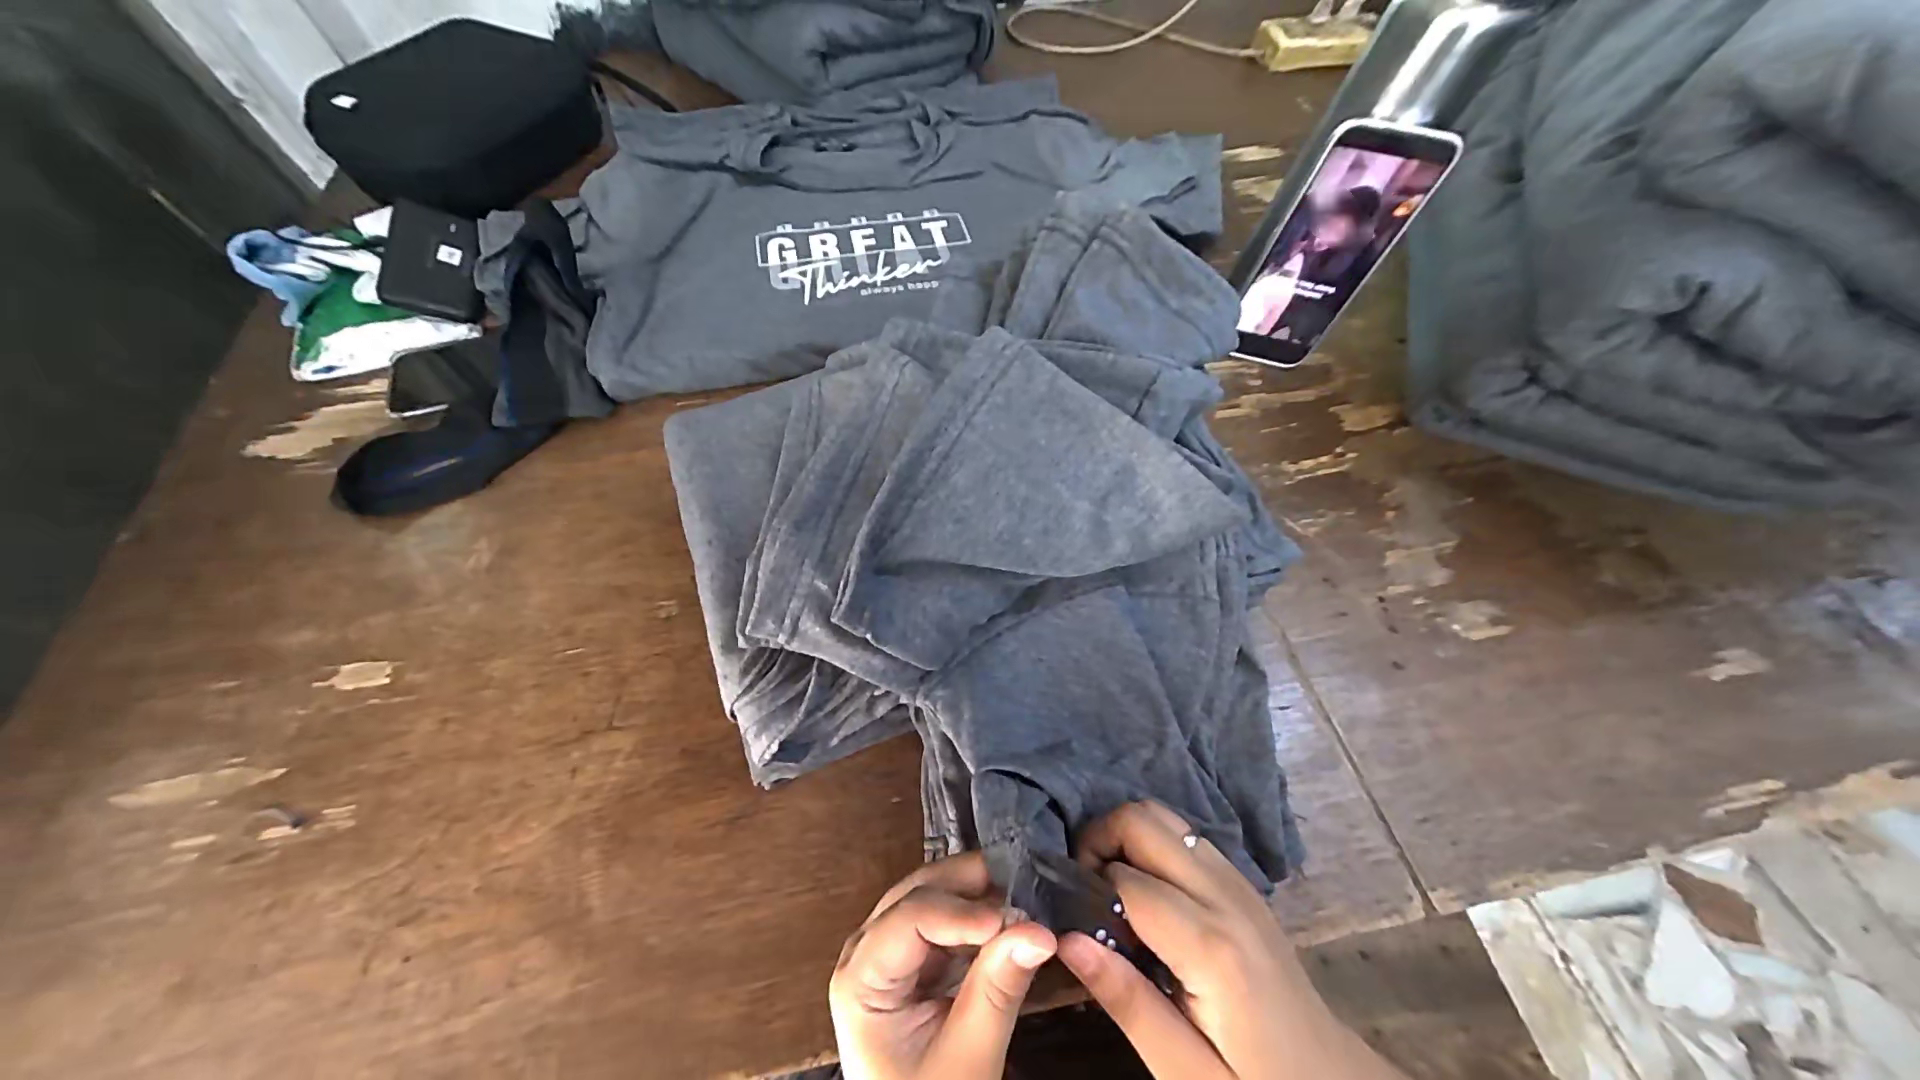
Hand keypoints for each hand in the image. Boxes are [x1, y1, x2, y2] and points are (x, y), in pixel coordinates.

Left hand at [830, 851, 1058, 1079]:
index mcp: (860, 978)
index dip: (961, 910)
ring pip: (935, 894)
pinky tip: (1009, 921)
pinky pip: (947, 918)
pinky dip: (979, 915)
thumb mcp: (966, 1060)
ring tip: (1024, 904)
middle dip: (973, 886)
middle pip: (920, 892)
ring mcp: (889, 950)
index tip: (1010, 918)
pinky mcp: (914, 958)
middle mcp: (866, 950)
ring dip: (979, 894)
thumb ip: (998, 990)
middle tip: (1026, 889)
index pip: (909, 917)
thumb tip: (1040, 932)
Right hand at [1057, 802, 1406, 1079]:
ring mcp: (1236, 880)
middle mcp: (1223, 894)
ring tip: (1109, 892)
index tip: (1070, 922)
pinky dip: (1148, 843)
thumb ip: (1128, 1003)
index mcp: (1210, 946)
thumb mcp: (1188, 1075)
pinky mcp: (1240, 880)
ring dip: (1122, 837)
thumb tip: (1066, 938)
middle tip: (1084, 895)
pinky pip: (1181, 833)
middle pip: (1141, 820)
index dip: (1085, 889)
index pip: (1124, 879)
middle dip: (1097, 841)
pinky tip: (1144, 893)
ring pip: (1161, 815)